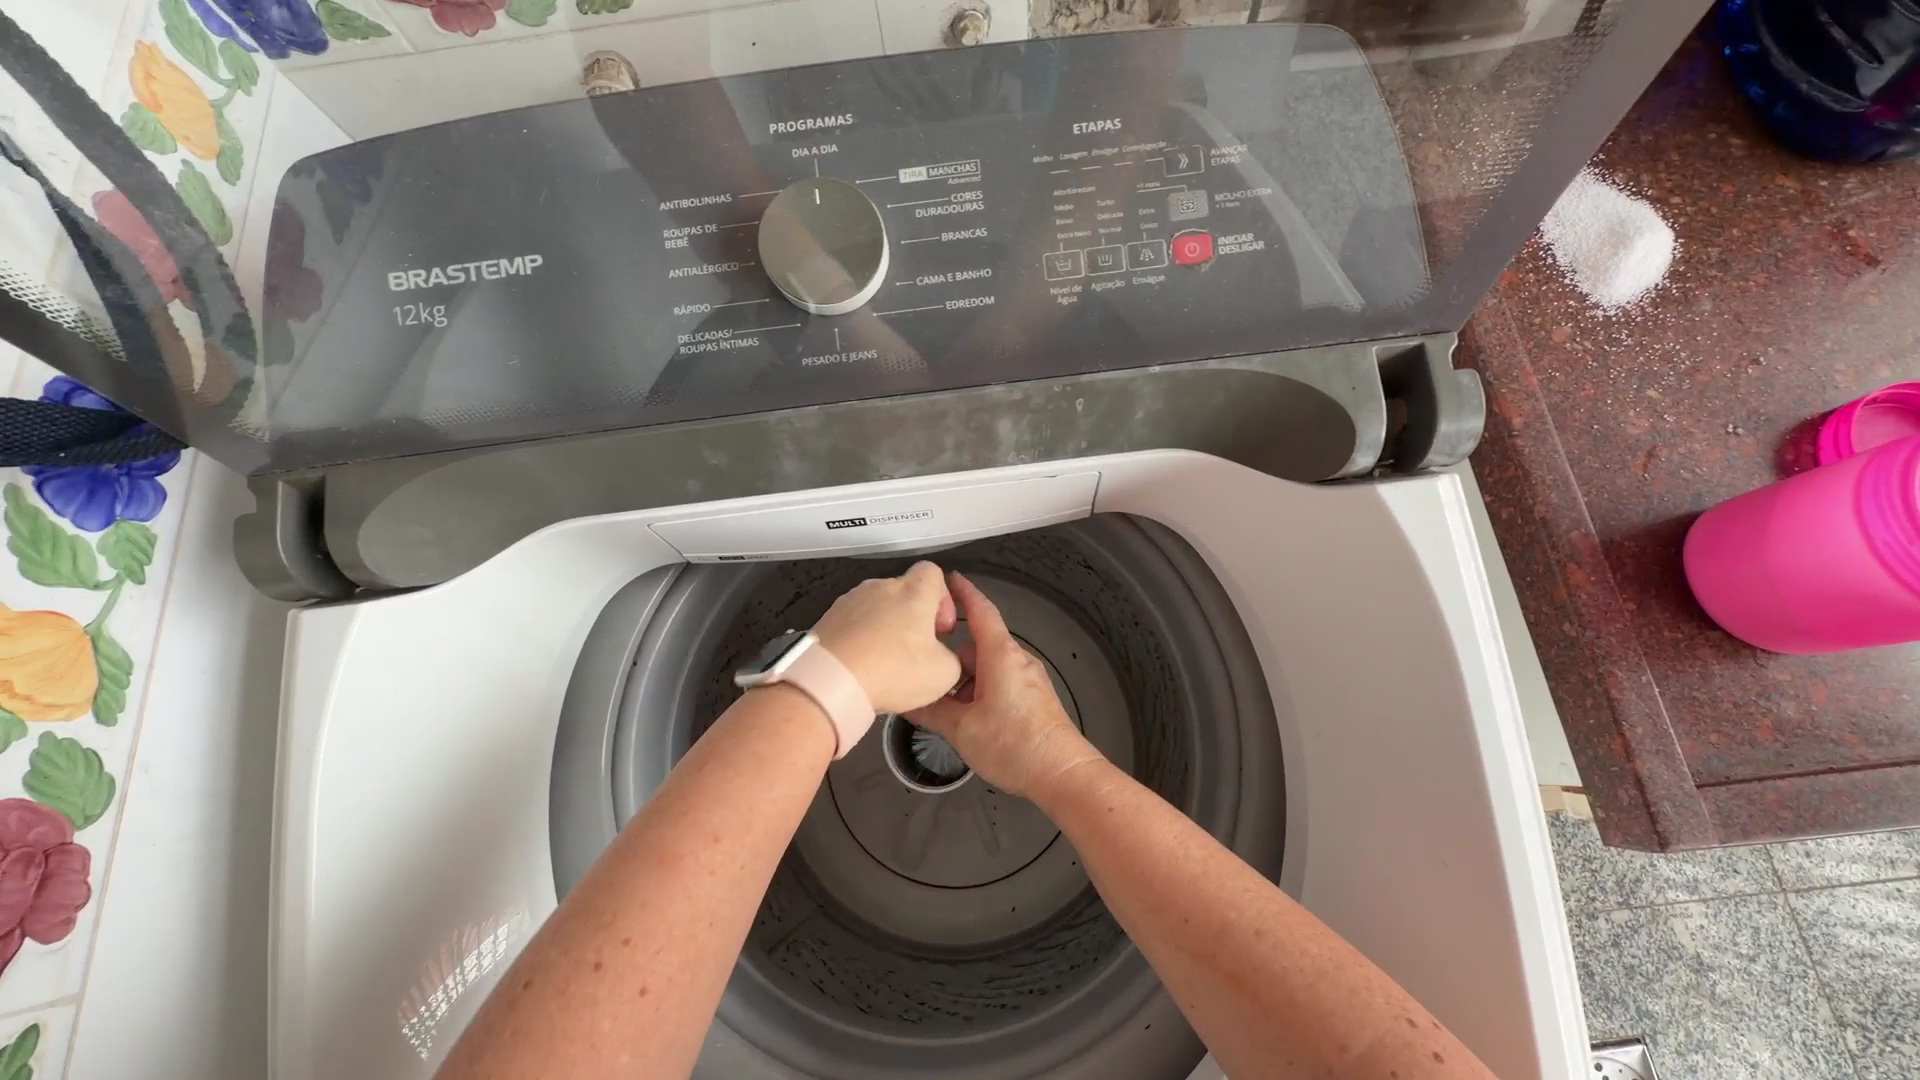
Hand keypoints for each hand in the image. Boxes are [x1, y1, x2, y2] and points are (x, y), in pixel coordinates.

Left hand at [812, 561, 961, 716]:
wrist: (830, 680)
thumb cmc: (894, 669)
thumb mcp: (943, 673)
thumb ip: (952, 658)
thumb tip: (943, 657)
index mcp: (913, 591)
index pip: (933, 572)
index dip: (942, 598)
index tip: (940, 628)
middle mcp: (880, 587)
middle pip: (904, 593)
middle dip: (912, 618)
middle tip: (914, 651)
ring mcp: (850, 600)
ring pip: (877, 608)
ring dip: (885, 628)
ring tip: (883, 662)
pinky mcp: (827, 617)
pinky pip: (853, 623)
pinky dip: (860, 639)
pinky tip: (860, 666)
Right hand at [905, 572, 1105, 798]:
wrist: (1063, 773)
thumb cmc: (1014, 744)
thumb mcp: (961, 729)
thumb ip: (931, 711)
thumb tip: (908, 701)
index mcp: (1000, 655)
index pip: (981, 611)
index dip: (964, 593)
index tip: (949, 579)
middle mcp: (1017, 660)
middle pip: (977, 646)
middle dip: (952, 660)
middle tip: (926, 676)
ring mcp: (1028, 680)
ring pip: (987, 668)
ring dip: (965, 683)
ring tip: (944, 709)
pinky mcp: (1034, 699)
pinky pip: (1001, 684)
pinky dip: (980, 693)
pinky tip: (968, 720)